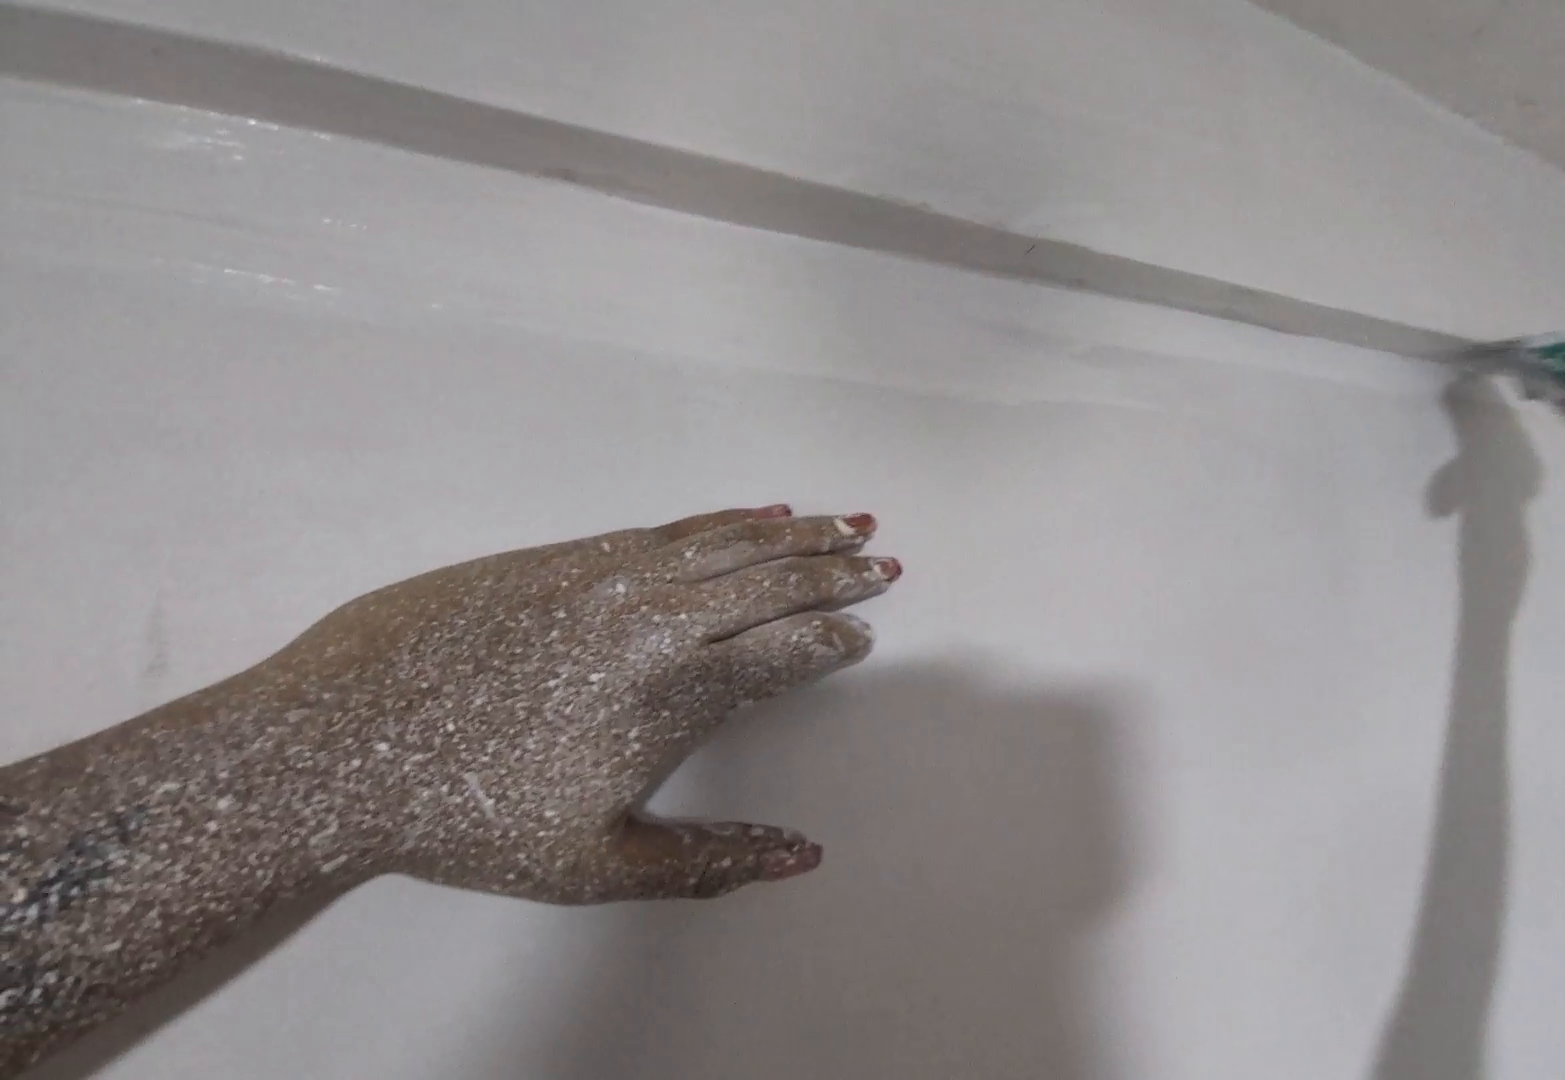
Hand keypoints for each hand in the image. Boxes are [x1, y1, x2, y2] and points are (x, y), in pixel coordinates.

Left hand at [253, 505, 898, 902]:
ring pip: (735, 541)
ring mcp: (616, 576)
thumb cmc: (469, 814)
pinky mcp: (575, 554)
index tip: (865, 633)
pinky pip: (677, 526)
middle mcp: (657, 620)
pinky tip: (762, 511)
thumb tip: (802, 858)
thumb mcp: (599, 865)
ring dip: (803, 531)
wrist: (334, 745)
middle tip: (886, 563)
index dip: (835, 638)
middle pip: (776, 582)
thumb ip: (711, 860)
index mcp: (673, 692)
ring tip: (849, 521)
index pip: (786, 650)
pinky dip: (731, 518)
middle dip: (842, 572)